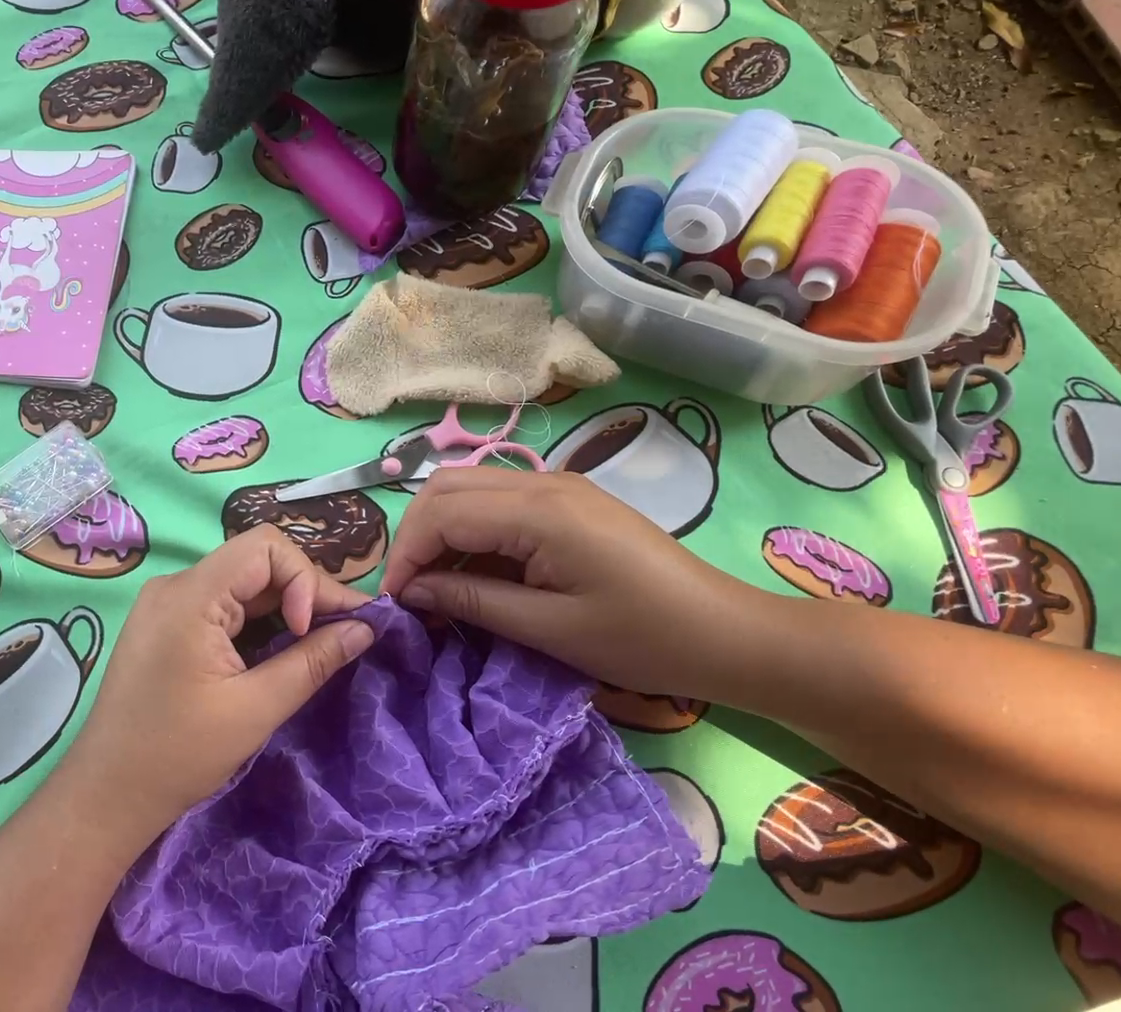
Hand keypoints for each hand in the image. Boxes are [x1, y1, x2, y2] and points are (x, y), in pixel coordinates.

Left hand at [59, 525, 374, 835]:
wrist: (107, 793)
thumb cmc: (178, 755)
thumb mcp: (256, 709)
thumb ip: (312, 662)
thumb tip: (364, 629)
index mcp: (190, 596)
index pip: (265, 548)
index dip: (305, 579)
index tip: (315, 630)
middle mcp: (175, 586)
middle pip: (256, 562)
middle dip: (305, 593)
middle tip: (345, 633)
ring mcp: (167, 604)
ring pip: (242, 583)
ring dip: (285, 608)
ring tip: (320, 642)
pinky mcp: (167, 625)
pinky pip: (223, 604)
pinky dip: (258, 621)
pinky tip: (282, 647)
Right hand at [378, 467, 778, 702]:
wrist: (726, 632)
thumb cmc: (643, 639)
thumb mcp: (549, 630)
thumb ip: (473, 602)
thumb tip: (411, 592)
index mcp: (539, 511)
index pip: (441, 513)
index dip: (406, 555)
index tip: (395, 604)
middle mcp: (542, 481)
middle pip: (446, 486)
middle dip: (416, 535)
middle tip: (412, 592)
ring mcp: (557, 484)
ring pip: (468, 487)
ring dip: (440, 531)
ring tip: (437, 587)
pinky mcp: (567, 499)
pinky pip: (497, 501)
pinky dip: (471, 531)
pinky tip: (475, 573)